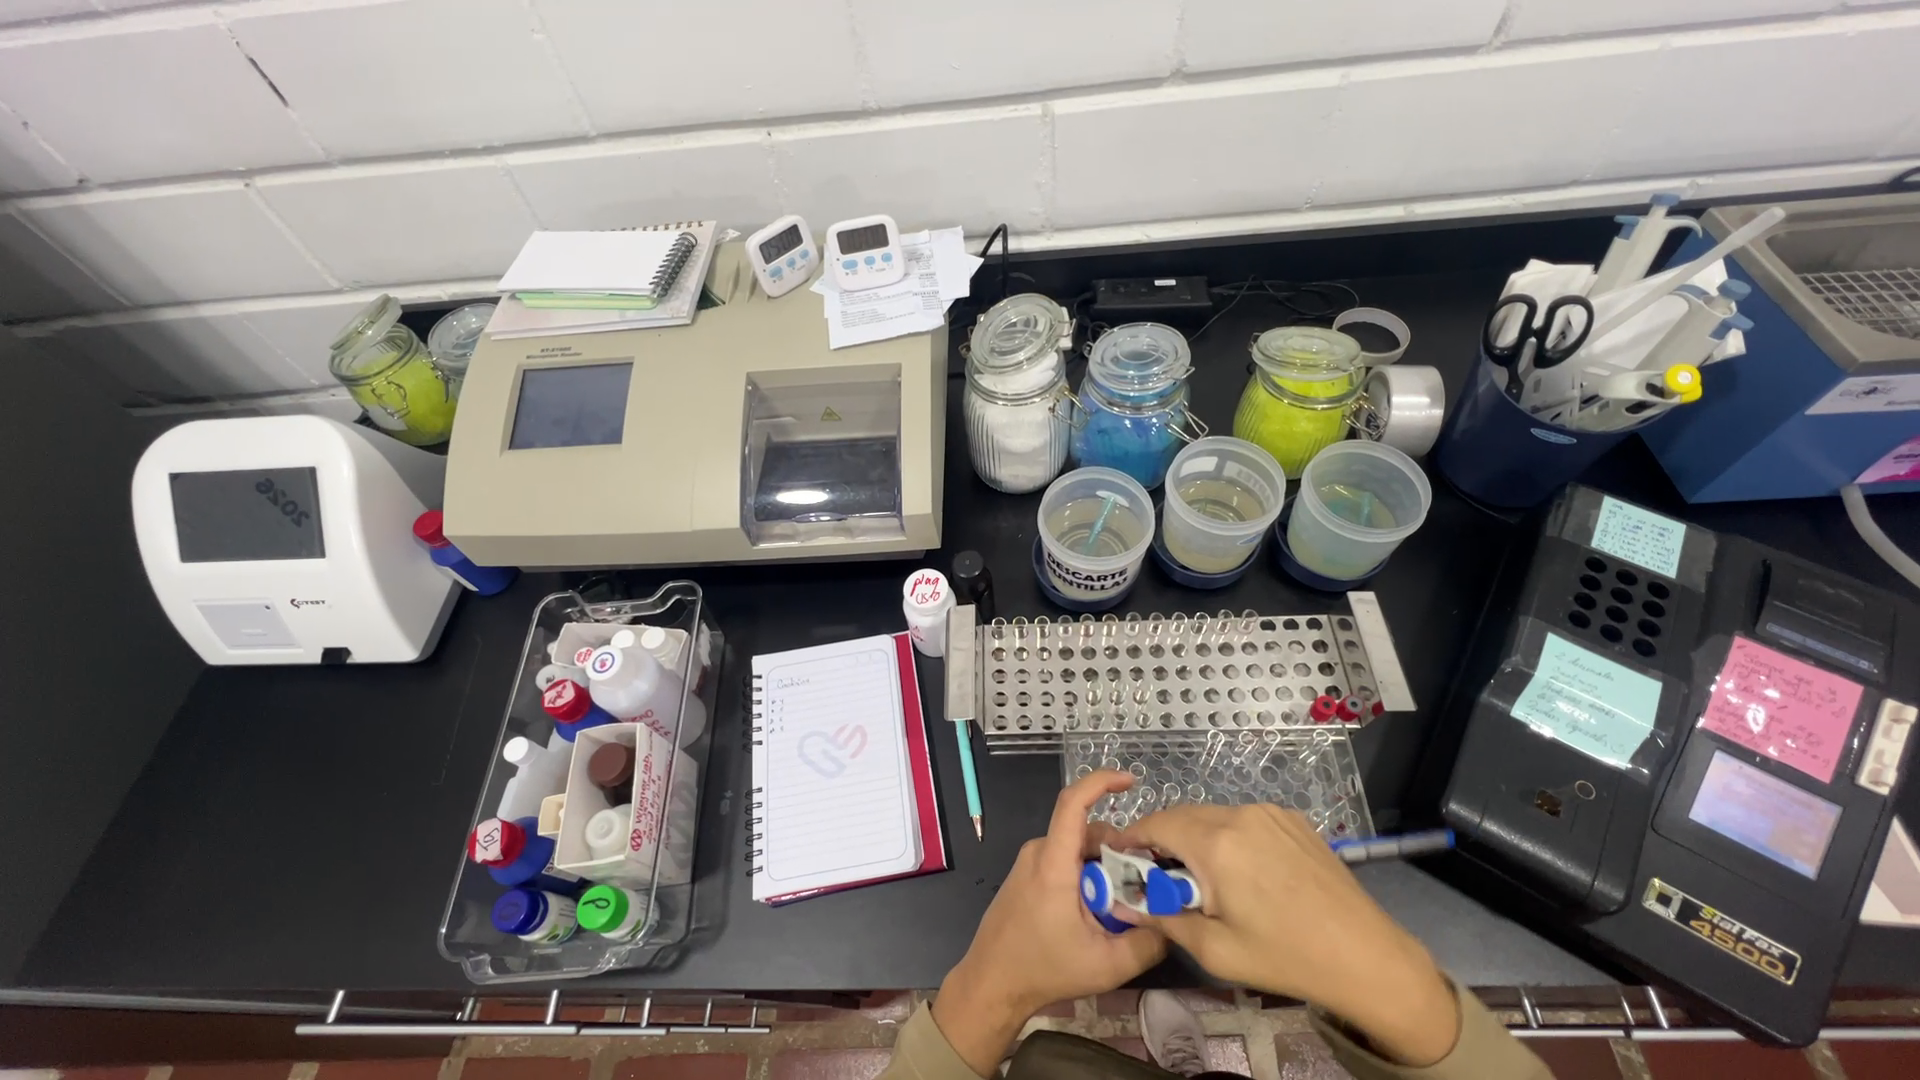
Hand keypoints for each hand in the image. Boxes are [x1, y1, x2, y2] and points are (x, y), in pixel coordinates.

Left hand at [932, 771, 1166, 1075]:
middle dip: (1119, 849)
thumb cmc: (1044, 969)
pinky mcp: (1026, 876)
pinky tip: (1097, 910)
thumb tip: (1172, 923)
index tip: (1130, 781)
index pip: (1073, 802)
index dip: (1101, 782)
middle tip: (1144, 881)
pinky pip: (1063, 861)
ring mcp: (1029, 863)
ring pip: (1076, 848)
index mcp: (1053, 862)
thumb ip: (1147, 943)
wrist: (992, 984)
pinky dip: (1086, 875)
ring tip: (1122, 904)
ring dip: (1103, 867)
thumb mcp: (1107, 965)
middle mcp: (1038, 852)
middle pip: (1086, 831)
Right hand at [1119, 805, 1458, 1067]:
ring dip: (1196, 838)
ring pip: (1212, 816)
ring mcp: (1270, 813)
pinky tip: (1240, 872)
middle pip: (1182, 816)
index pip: (1156, 824)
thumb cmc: (1285, 956)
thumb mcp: (1215, 949)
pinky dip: (1228, 837)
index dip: (1132, 838)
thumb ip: (1164, 917)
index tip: (1120, 858)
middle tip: (1157, 875)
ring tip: (1202, 879)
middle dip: (1163, 840)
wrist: (1367, 956)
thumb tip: (1127, 900)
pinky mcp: (1292, 819)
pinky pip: (1243, 820)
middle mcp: (1240, 815)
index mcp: (1216, 844)